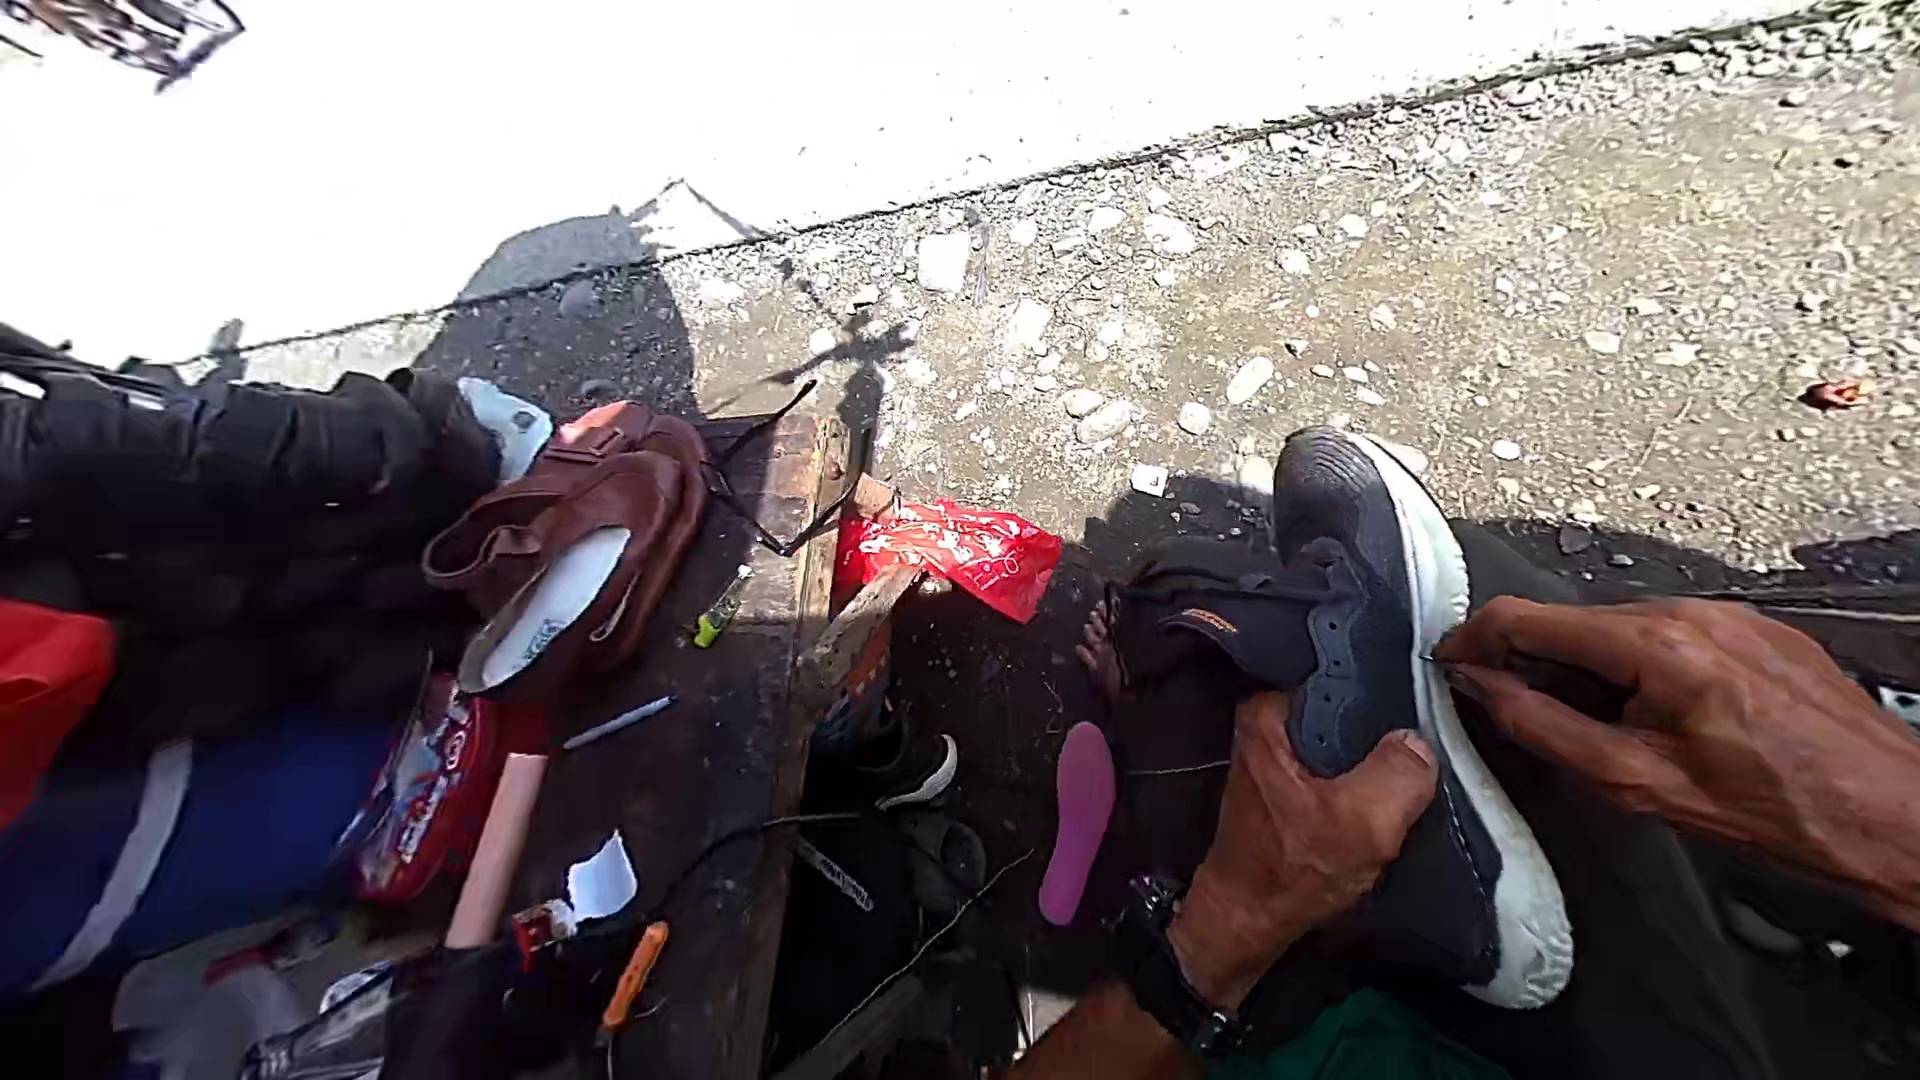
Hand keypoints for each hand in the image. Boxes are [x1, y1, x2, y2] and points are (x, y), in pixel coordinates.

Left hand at [1167, 691, 1437, 1009]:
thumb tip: (1416, 739)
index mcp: (1265, 714)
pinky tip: (1389, 780)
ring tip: (1416, 755)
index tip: (1419, 691)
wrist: (1253, 909)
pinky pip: (1330, 758)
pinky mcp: (1284, 776)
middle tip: (1426, 729)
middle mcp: (1262, 722)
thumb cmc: (1296, 863)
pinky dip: (1356, 769)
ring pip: (1335, 734)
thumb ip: (1395, 775)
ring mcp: (1272, 750)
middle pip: (1335, 704)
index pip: (1329, 676)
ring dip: (1369, 750)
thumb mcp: (1361, 822)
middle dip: (1377, 720)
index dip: (1376, 685)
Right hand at [1435, 597, 1919, 930]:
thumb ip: (1532, 721)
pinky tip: (1644, 705)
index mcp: (1657, 646)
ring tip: (1598, 716)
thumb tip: (1474, 682)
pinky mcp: (1746, 627)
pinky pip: (1649, 630)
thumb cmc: (1785, 813)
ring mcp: (1724, 616)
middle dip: (1525, 657)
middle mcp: (1690, 614)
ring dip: (1575, 662)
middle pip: (1560, 619)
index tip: (1448, 660)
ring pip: (1600, 624)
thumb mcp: (1629, 779)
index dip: (1469, 637)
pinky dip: (1621, 661)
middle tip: (1519, 704)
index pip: (1521, 617)